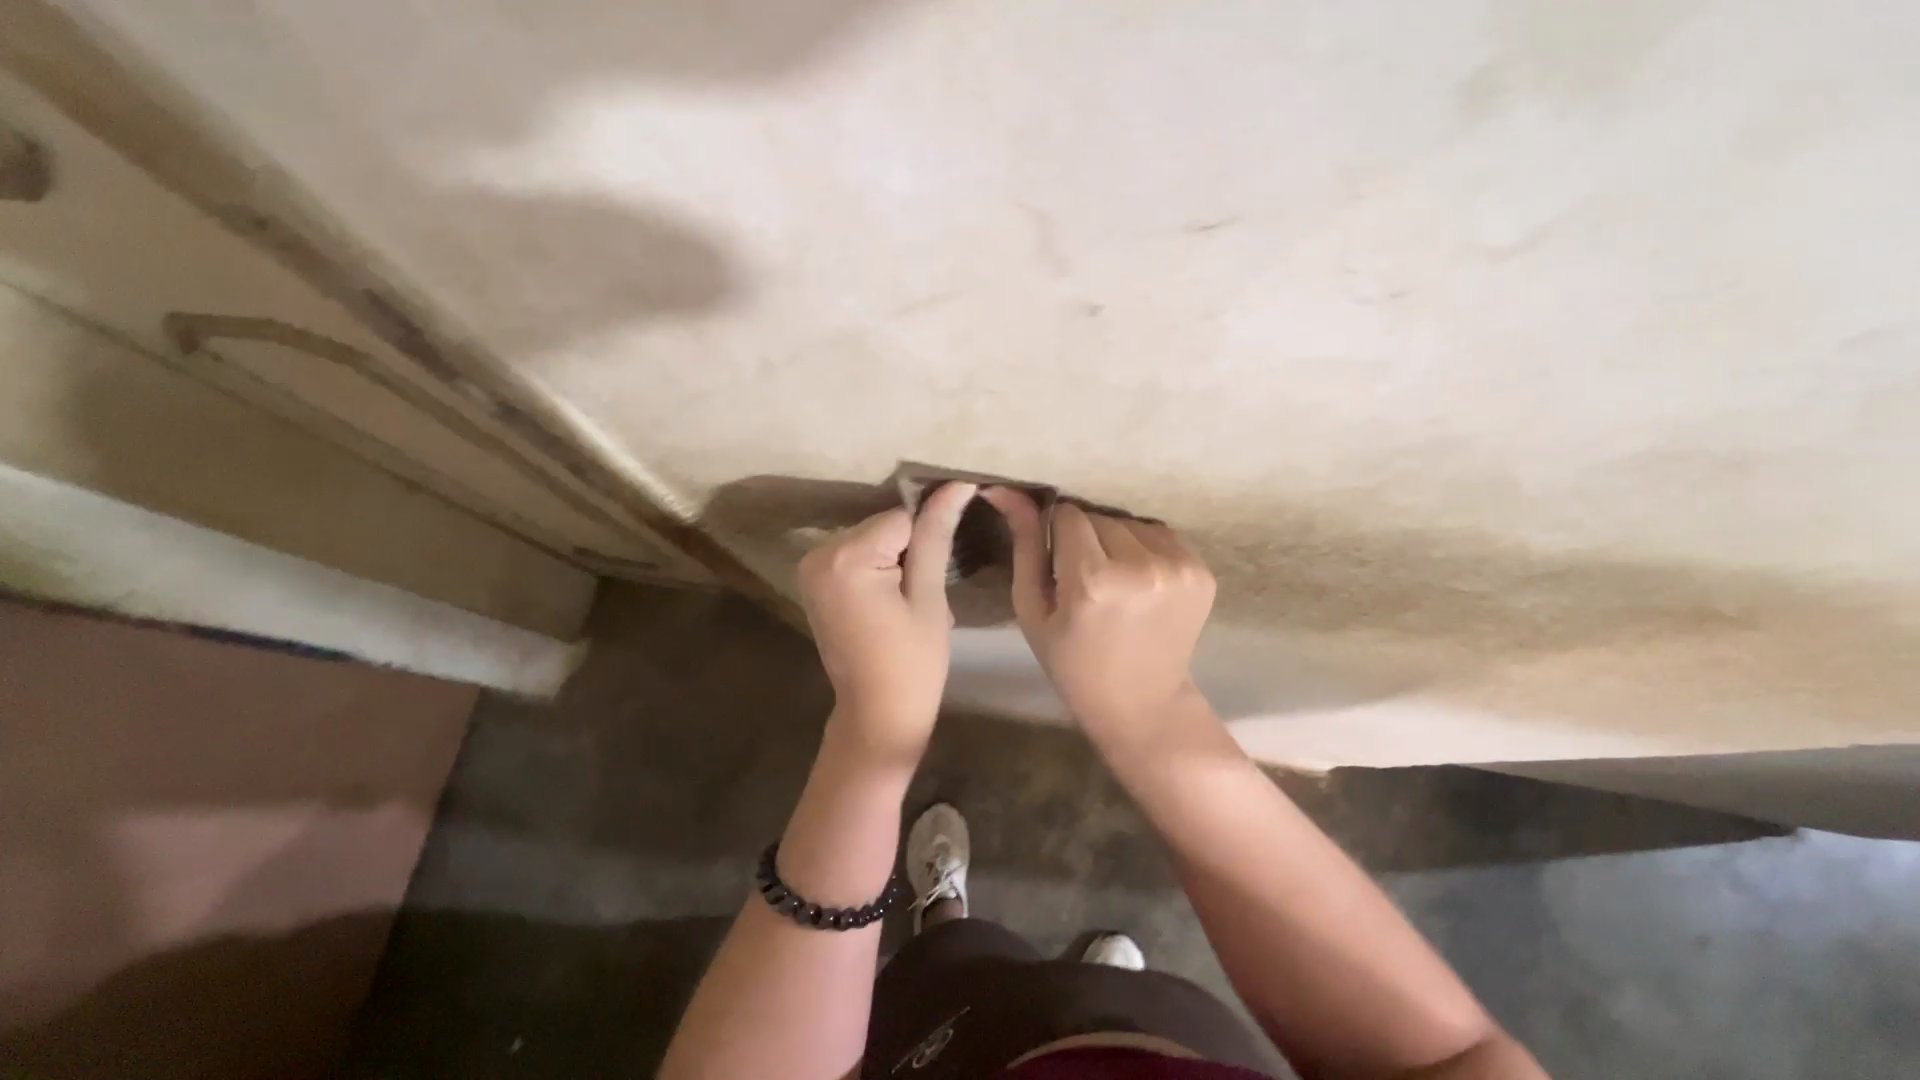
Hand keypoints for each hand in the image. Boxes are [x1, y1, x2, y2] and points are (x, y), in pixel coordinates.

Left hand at [797, 481, 977, 762]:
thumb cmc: (913, 663)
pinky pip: (855, 556)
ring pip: (871, 539)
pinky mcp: (813, 581)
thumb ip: (935, 536)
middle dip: (909, 548)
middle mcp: (819, 554)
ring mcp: (810, 568)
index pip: (902, 518)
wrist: (877, 715)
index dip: (930, 537)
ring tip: (910, 599)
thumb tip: (956, 485)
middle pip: (882, 526)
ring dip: (896, 558)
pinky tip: (892, 600)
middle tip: (926, 593)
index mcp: (847, 558)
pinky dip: (877, 568)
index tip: (944, 566)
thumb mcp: (929, 597)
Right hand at [983, 488, 1215, 747]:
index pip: (1069, 515)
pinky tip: (1140, 583)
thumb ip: (1025, 545)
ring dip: (1119, 541)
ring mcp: (1178, 569)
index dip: (1059, 534)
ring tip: (1115, 580)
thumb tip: (1006, 489)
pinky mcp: (1202, 572)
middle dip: (1089, 537)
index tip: (1059, 562)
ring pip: (1132, 522)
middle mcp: (1141, 568)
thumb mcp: (1034, 609)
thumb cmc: (1073, 663)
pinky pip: (1162, 535)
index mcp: (1093, 581)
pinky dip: (1147, 550)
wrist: (1141, 704)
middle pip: (1102, 516)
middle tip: (1085, 577)